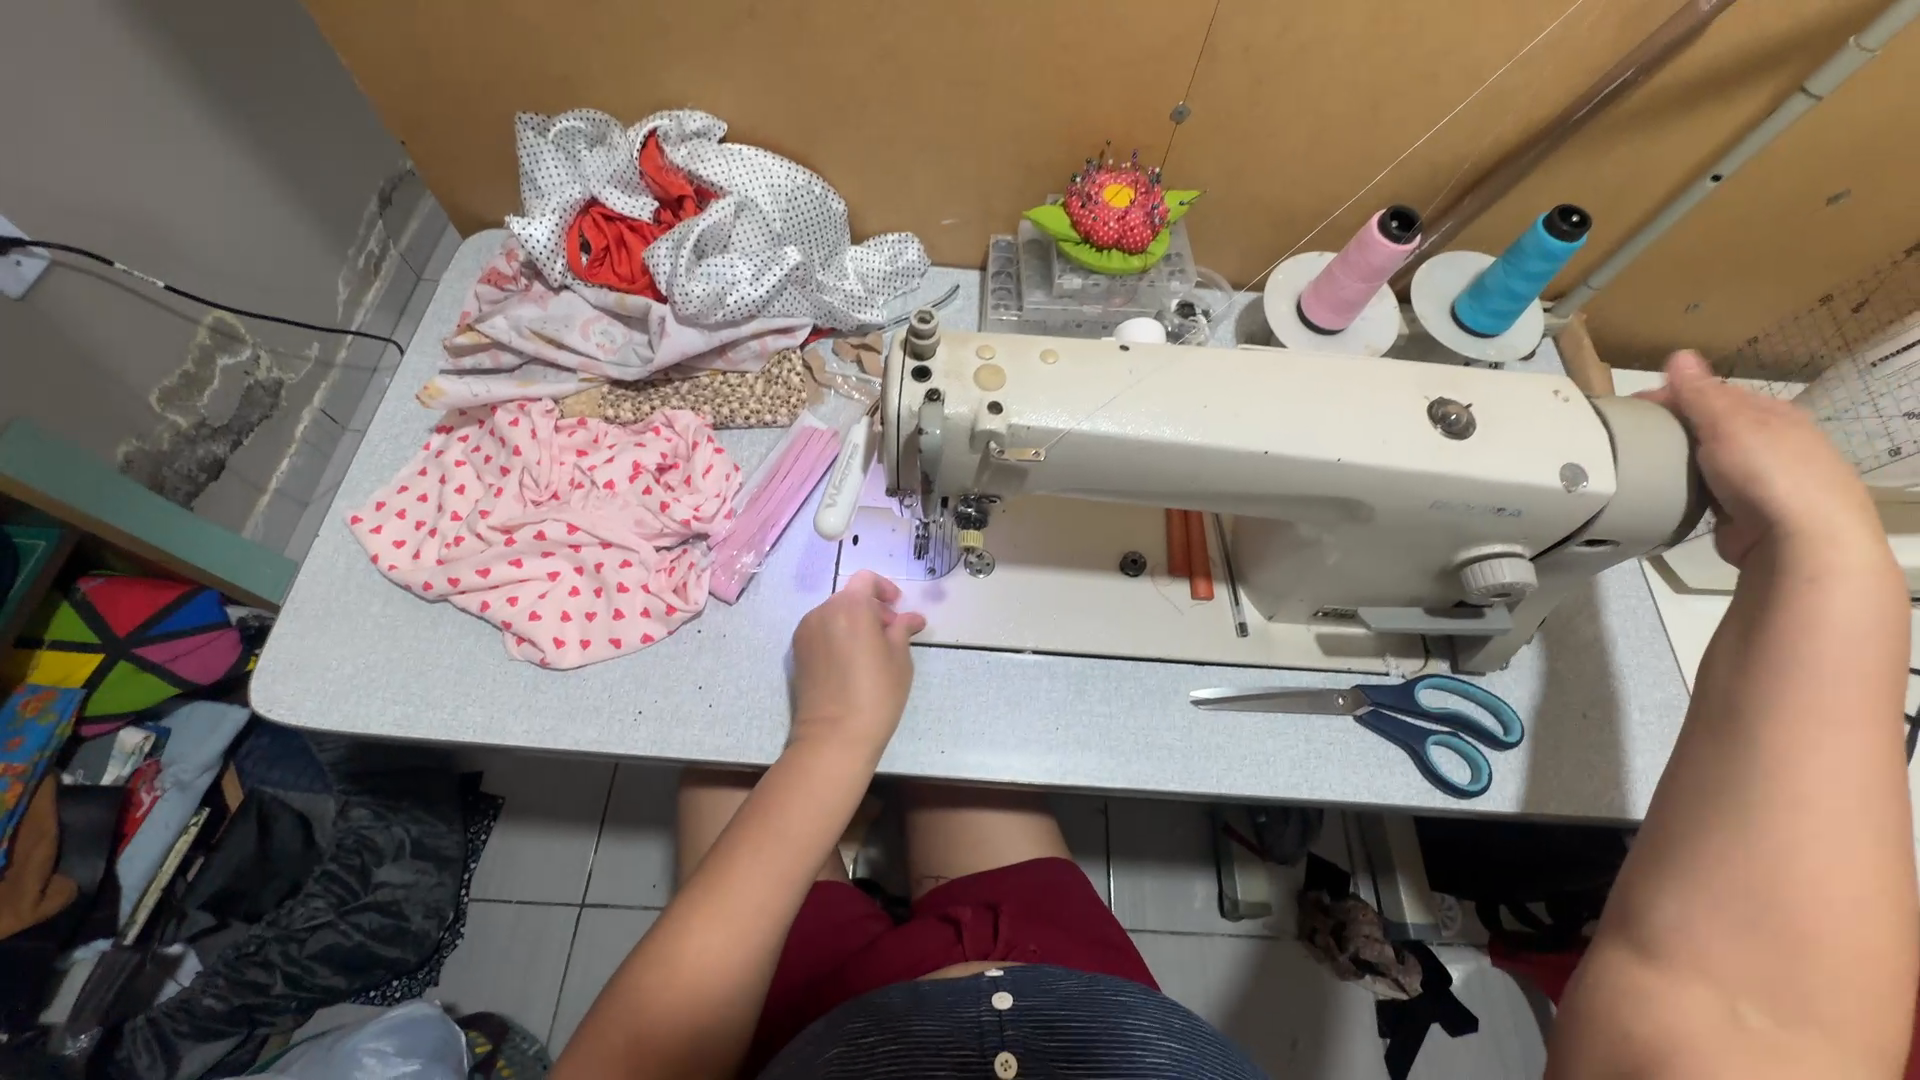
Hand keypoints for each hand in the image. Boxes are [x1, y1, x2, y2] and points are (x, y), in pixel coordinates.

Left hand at [788, 570, 925, 758]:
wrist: (834, 736)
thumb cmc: (876, 694)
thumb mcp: (900, 659)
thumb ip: (902, 630)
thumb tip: (911, 618)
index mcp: (850, 607)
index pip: (866, 580)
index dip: (885, 589)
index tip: (897, 609)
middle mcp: (822, 612)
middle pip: (849, 597)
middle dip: (871, 609)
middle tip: (890, 635)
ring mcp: (805, 632)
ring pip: (834, 615)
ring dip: (853, 623)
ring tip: (871, 652)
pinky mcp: (797, 652)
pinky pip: (821, 632)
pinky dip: (837, 636)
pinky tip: (851, 663)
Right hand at [1637, 350, 1883, 568]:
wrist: (1798, 539)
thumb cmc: (1767, 471)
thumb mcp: (1729, 423)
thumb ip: (1700, 393)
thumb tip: (1679, 354)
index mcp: (1772, 415)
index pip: (1715, 393)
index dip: (1673, 394)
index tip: (1631, 406)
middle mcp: (1770, 443)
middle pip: (1709, 426)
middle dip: (1670, 428)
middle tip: (1626, 437)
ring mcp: (1758, 478)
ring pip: (1705, 460)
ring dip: (1674, 460)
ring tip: (1635, 465)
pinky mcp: (1742, 510)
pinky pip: (1704, 491)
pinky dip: (1682, 489)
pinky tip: (1660, 493)